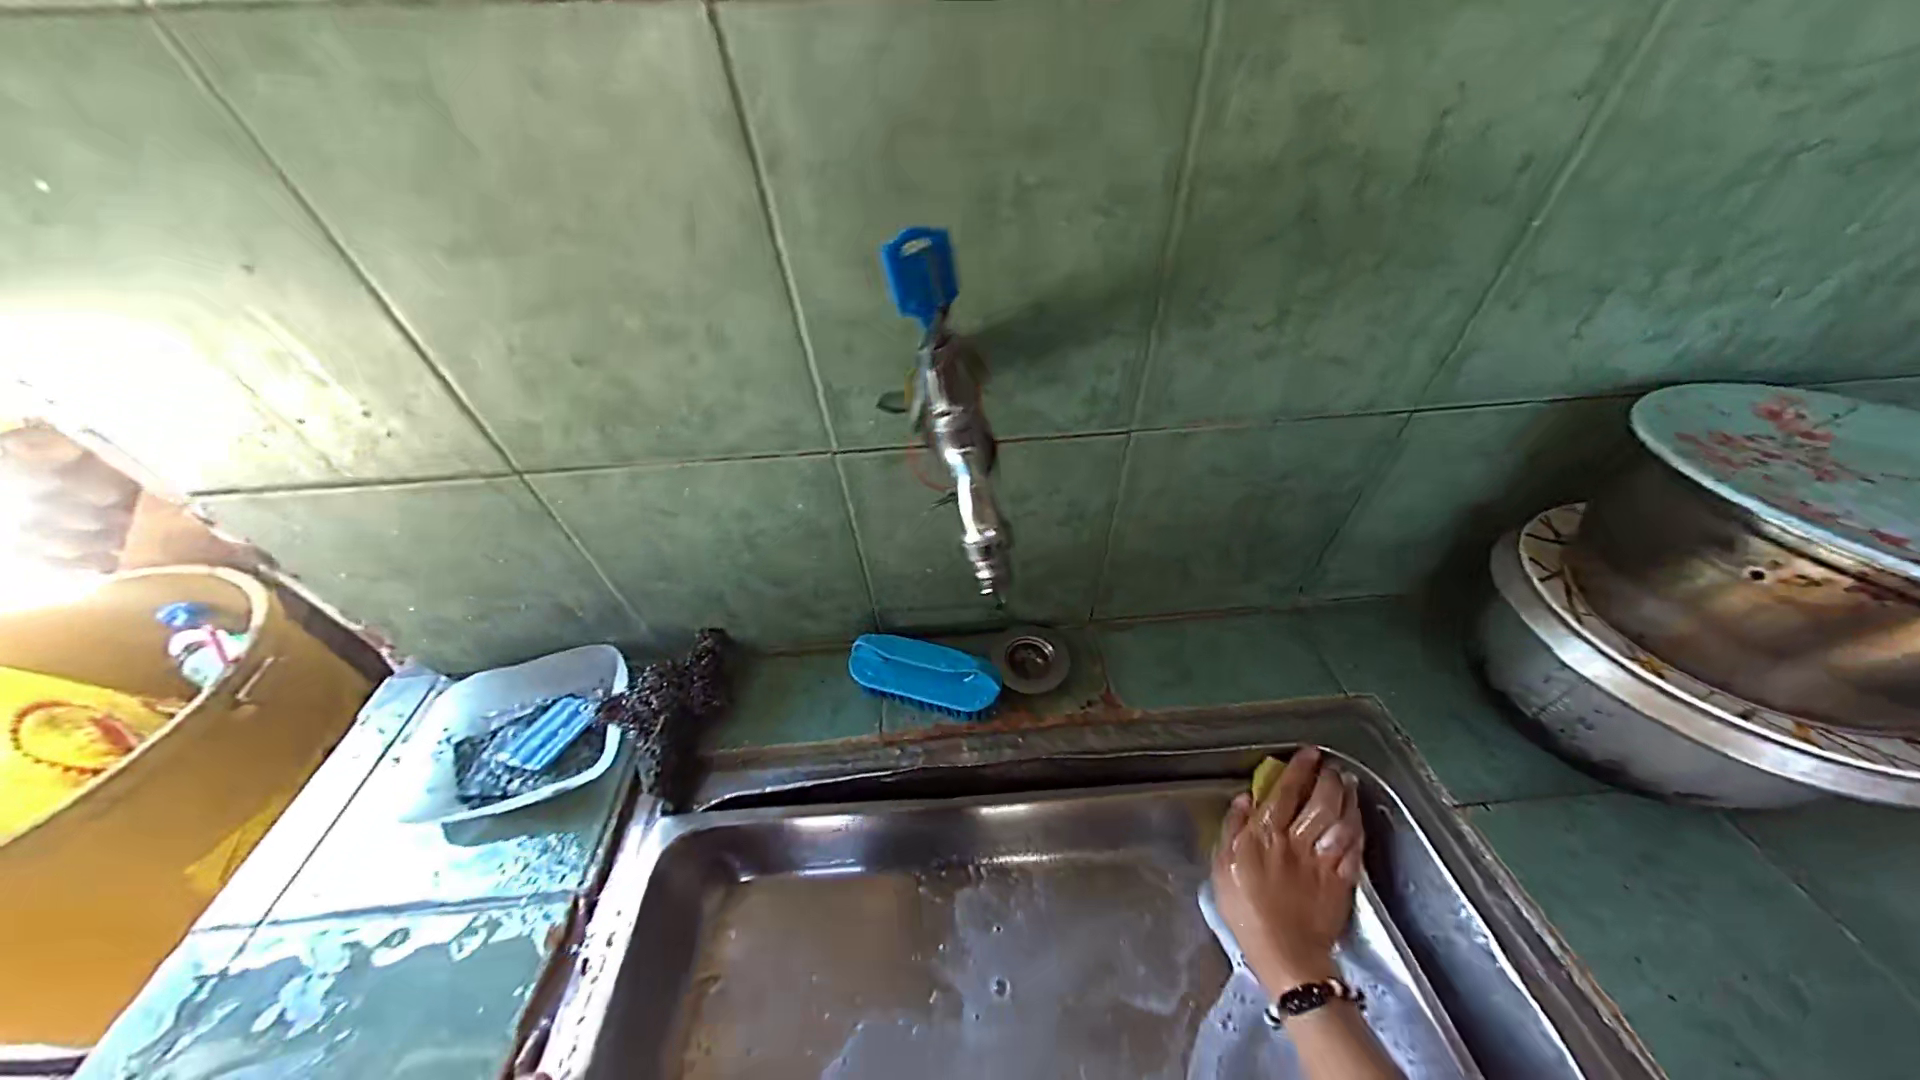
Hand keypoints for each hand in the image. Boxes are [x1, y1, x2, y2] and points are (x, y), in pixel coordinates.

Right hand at [1210, 747, 1364, 994]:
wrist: (1284, 954)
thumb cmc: (1244, 909)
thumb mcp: (1222, 866)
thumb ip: (1233, 828)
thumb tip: (1244, 797)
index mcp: (1265, 835)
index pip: (1283, 793)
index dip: (1297, 770)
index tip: (1307, 754)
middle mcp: (1296, 842)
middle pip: (1317, 802)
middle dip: (1326, 779)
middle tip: (1331, 764)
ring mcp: (1322, 862)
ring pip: (1339, 821)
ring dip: (1346, 798)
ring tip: (1348, 782)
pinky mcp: (1342, 882)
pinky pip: (1353, 849)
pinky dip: (1357, 829)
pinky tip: (1357, 818)